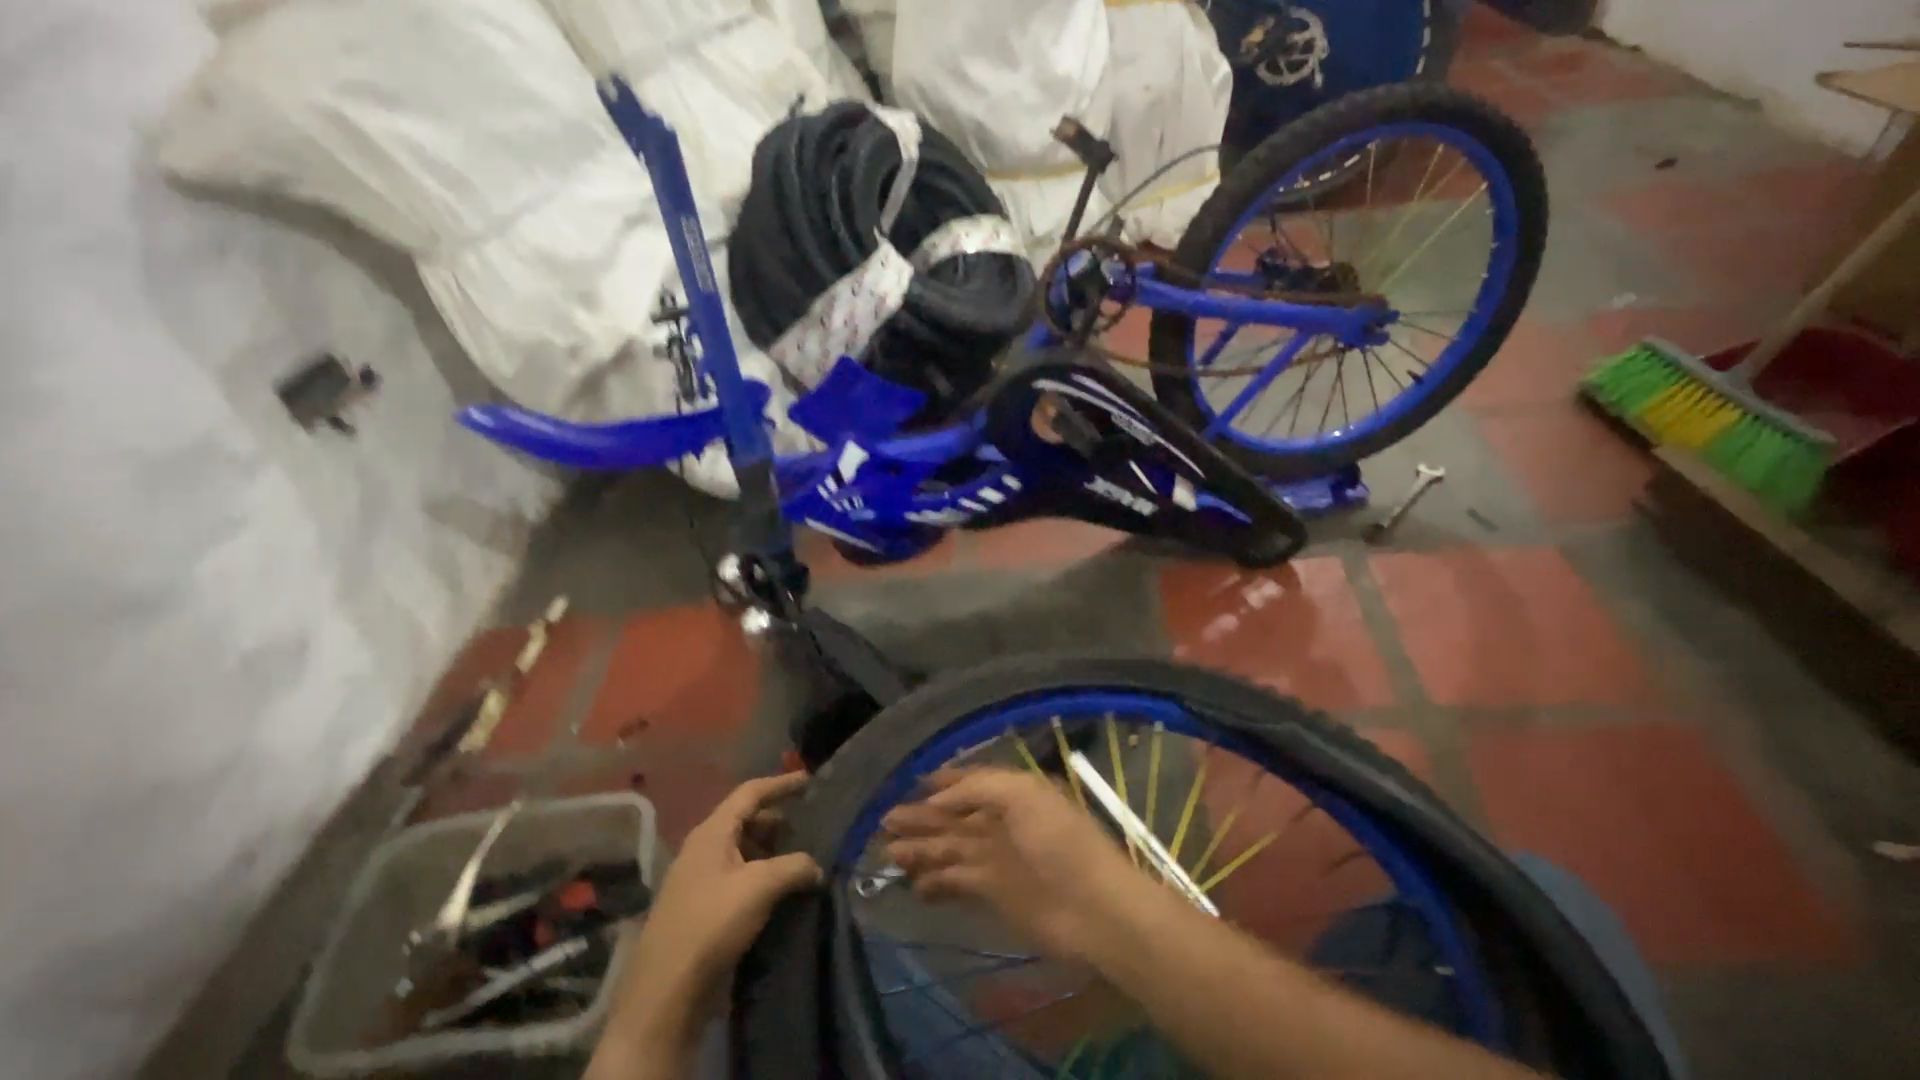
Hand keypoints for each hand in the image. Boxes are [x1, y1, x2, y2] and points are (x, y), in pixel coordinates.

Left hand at [596, 773, 820, 1072]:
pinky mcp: (705, 910)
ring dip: (773, 853)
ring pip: (744, 852)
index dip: (780, 784)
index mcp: (711, 833)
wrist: (668, 989)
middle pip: (746, 821)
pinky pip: (740, 879)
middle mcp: (704, 850)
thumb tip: (816, 866)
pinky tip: (785, 892)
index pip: (749, 793)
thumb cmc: (711, 924)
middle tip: (814, 828)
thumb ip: (794, 866)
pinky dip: (764, 878)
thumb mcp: (759, 886)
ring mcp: (702, 880)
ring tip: (806, 861)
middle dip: (780, 821)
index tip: (810, 781)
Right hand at [882, 768, 1138, 960]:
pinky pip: (957, 882)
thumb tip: (935, 800)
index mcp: (1015, 793)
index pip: (971, 782)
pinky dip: (935, 882)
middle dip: (921, 818)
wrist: (1095, 908)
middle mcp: (1004, 823)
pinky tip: (914, 885)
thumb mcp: (1022, 795)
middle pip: (954, 818)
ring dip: (921, 850)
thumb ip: (976, 789)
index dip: (942, 783)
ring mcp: (999, 860)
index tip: (910, 784)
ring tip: (888, 853)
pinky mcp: (996, 894)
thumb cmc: (1061, 843)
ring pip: (951, 850)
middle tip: (884, 822)